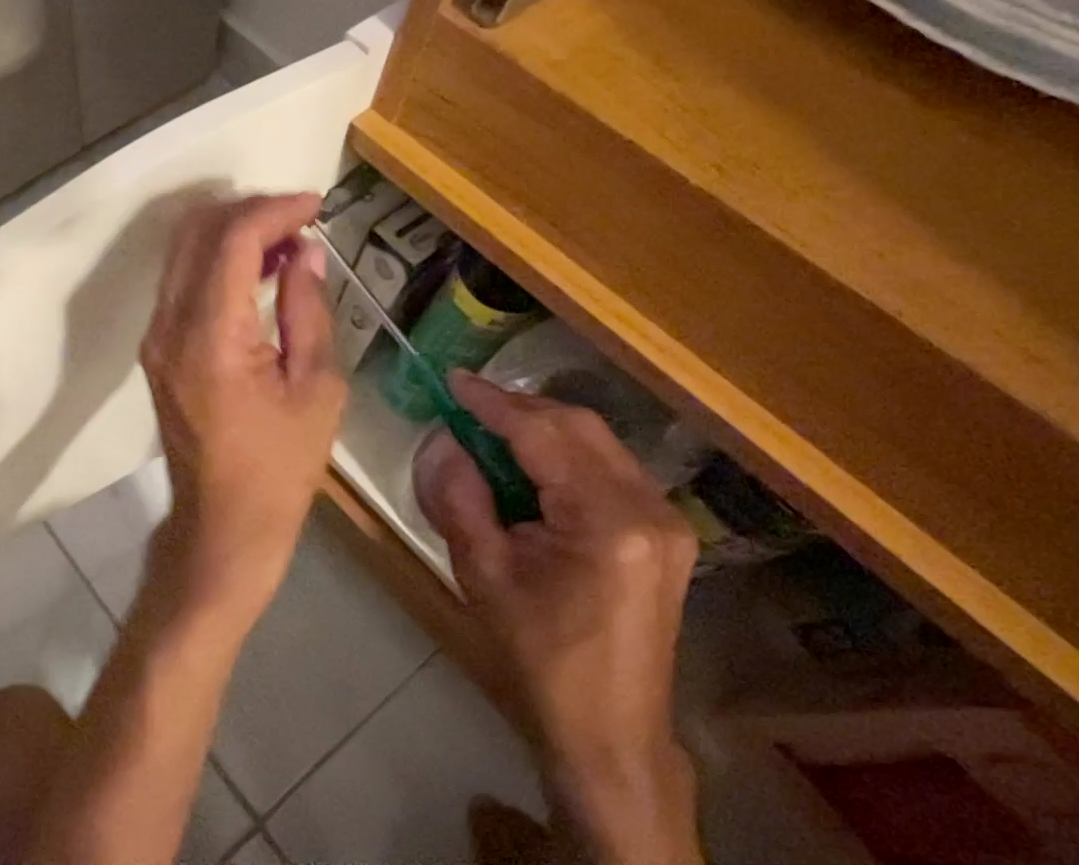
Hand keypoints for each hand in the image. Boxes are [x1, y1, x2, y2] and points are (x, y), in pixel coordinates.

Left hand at [138, 193, 347, 621]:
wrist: (222, 525)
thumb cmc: (280, 468)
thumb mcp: (316, 388)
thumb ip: (306, 310)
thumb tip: (304, 253)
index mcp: (210, 337)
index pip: (231, 240)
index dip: (275, 210)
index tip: (318, 206)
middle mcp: (169, 327)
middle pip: (196, 233)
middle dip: (250, 211)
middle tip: (302, 219)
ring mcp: (155, 338)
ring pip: (182, 253)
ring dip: (231, 234)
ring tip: (289, 243)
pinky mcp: (156, 350)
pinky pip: (181, 284)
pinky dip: (216, 263)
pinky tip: (259, 272)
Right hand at [415, 369, 700, 864]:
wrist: (609, 728)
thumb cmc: (537, 658)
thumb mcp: (482, 576)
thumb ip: (460, 500)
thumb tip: (443, 443)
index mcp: (606, 522)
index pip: (543, 436)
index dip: (494, 403)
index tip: (452, 380)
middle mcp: (649, 508)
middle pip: (580, 428)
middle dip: (519, 409)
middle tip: (465, 403)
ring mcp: (666, 520)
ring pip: (598, 444)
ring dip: (542, 430)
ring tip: (488, 429)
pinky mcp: (664, 533)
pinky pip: (609, 470)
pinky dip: (564, 456)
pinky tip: (528, 466)